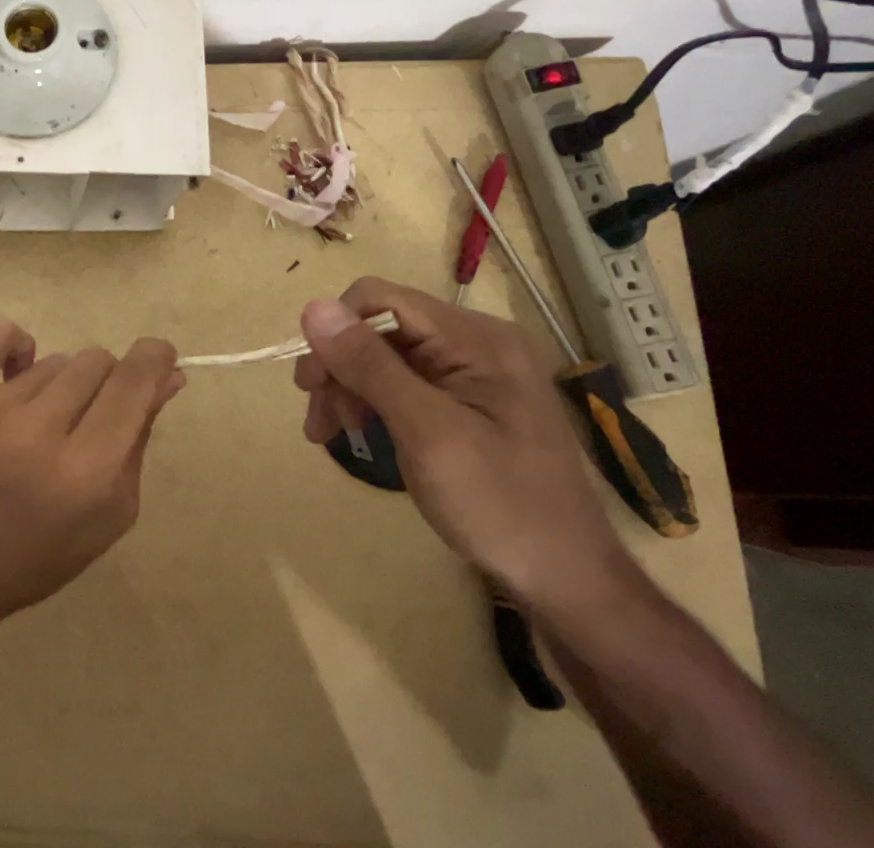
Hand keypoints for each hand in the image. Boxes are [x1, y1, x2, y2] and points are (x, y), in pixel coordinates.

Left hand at [0, 317, 184, 653]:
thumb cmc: (42, 552)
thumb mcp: (111, 512)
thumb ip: (140, 441)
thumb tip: (168, 377)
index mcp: (85, 471)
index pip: (133, 383)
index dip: (155, 359)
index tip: (160, 357)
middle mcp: (38, 432)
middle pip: (96, 363)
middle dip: (106, 384)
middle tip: (89, 417)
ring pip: (54, 360)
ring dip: (61, 384)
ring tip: (44, 421)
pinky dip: (15, 344)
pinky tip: (17, 373)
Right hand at [292, 277, 630, 608]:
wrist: (562, 573)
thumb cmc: (498, 502)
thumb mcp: (426, 431)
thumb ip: (371, 367)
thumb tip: (312, 307)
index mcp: (478, 340)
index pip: (381, 300)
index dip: (335, 333)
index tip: (311, 387)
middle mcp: (477, 344)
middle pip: (380, 328)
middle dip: (339, 368)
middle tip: (318, 421)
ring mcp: (474, 374)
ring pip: (385, 357)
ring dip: (348, 389)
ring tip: (331, 435)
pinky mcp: (467, 402)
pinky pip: (403, 384)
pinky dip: (371, 404)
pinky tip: (359, 434)